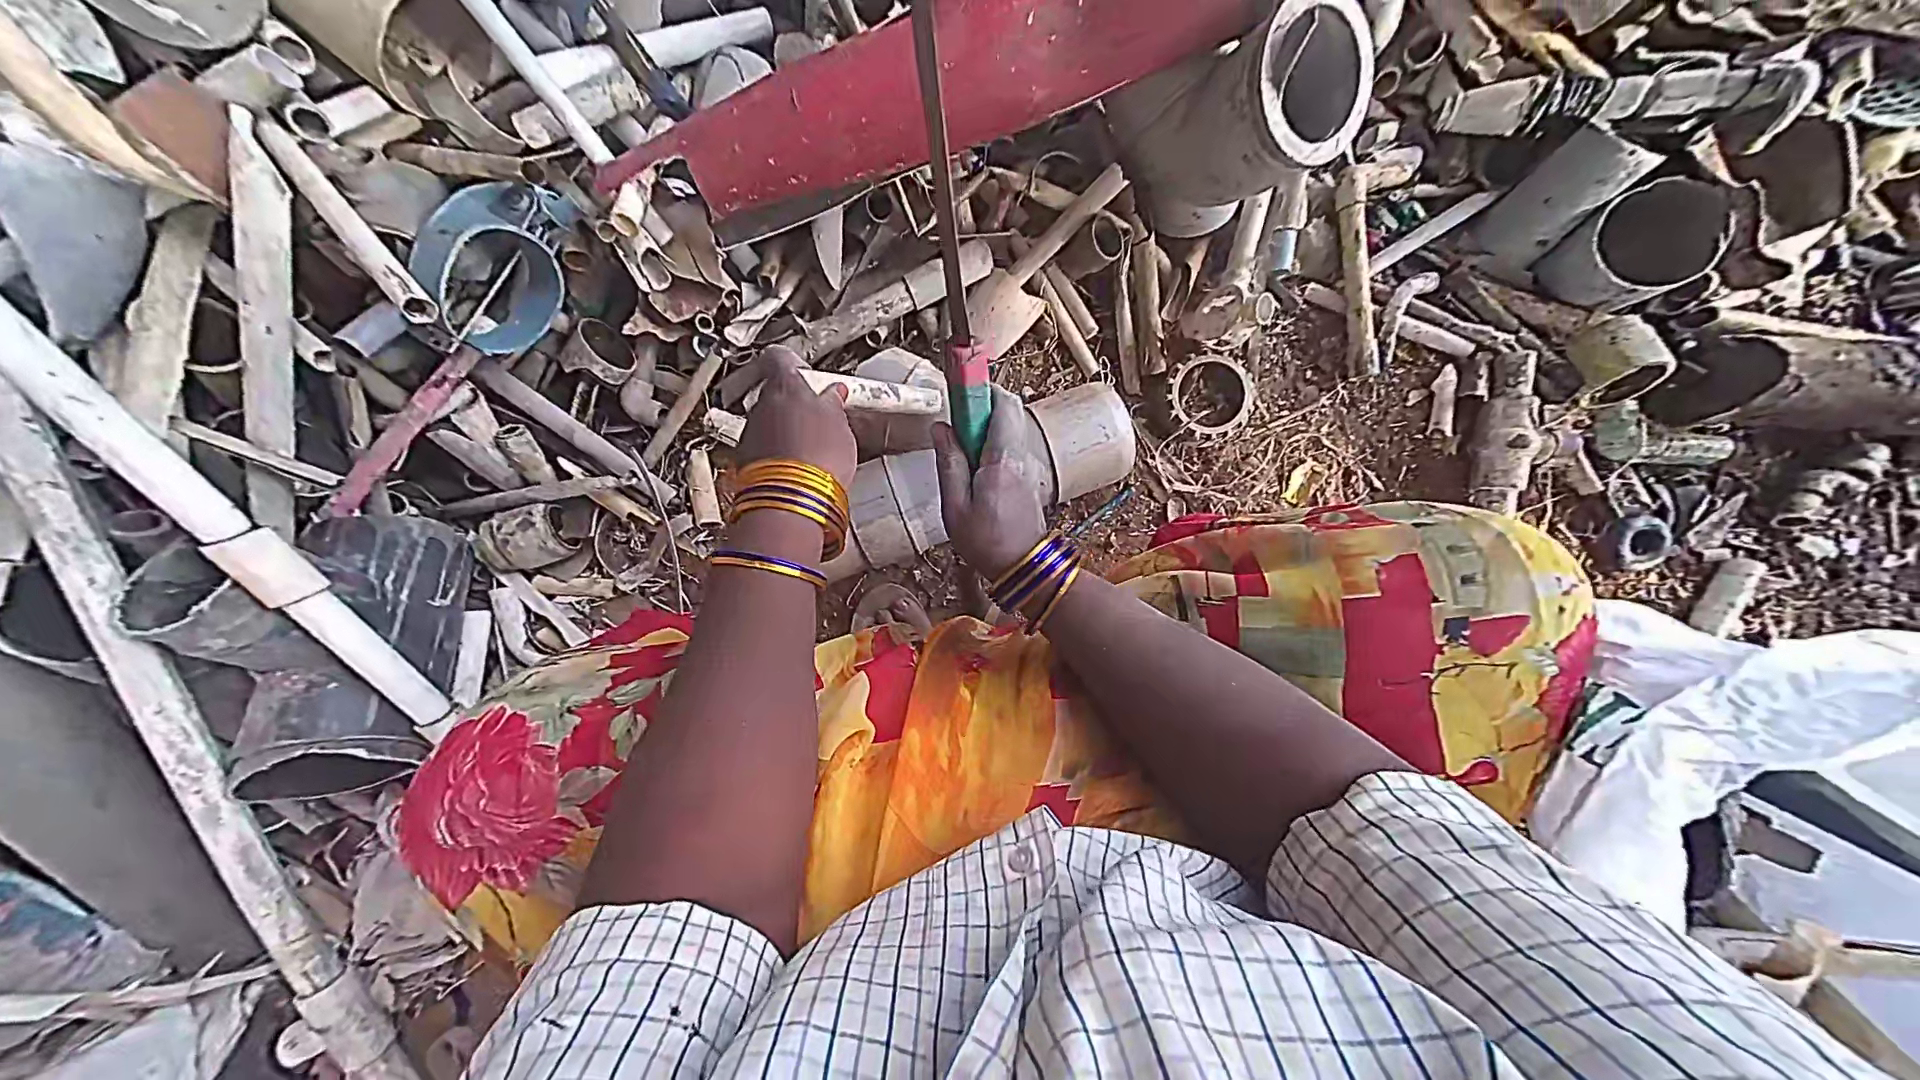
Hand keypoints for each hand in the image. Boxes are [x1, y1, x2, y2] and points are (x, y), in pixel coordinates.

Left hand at [736, 344, 855, 486]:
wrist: (793, 497)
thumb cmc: (817, 457)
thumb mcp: (841, 424)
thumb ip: (833, 403)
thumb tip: (834, 395)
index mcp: (784, 385)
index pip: (780, 356)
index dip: (793, 362)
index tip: (804, 369)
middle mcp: (761, 404)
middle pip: (774, 392)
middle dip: (793, 403)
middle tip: (816, 416)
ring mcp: (751, 433)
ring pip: (768, 421)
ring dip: (786, 430)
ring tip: (811, 447)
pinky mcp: (747, 461)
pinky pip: (764, 448)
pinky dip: (778, 453)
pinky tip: (799, 465)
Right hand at [933, 385, 1050, 579]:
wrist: (1024, 568)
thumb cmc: (988, 544)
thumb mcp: (955, 507)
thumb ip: (948, 463)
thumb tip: (941, 429)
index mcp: (1003, 461)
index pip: (1004, 404)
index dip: (982, 390)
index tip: (960, 390)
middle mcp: (1022, 458)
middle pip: (1007, 412)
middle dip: (980, 410)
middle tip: (955, 429)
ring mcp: (1029, 467)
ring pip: (1008, 430)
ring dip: (984, 432)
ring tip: (962, 457)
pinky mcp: (1028, 477)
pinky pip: (1009, 449)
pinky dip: (991, 449)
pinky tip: (975, 473)